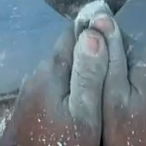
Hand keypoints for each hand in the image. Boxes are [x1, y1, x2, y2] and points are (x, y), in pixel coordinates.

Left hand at [0, 15, 109, 145]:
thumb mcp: (82, 115)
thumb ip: (89, 75)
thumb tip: (95, 31)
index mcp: (52, 67)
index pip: (74, 32)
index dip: (97, 34)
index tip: (117, 45)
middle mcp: (38, 71)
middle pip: (67, 51)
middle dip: (89, 55)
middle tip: (113, 70)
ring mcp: (31, 89)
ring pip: (60, 71)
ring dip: (78, 75)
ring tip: (101, 89)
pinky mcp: (28, 107)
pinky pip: (53, 89)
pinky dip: (68, 91)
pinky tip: (79, 106)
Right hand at [92, 15, 145, 145]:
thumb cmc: (131, 136)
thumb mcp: (114, 95)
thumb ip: (108, 55)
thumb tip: (99, 13)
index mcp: (145, 58)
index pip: (111, 33)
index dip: (90, 44)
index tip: (74, 62)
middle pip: (115, 52)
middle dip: (97, 63)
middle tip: (80, 82)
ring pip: (119, 70)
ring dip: (104, 79)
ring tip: (89, 94)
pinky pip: (126, 87)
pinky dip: (113, 93)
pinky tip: (103, 105)